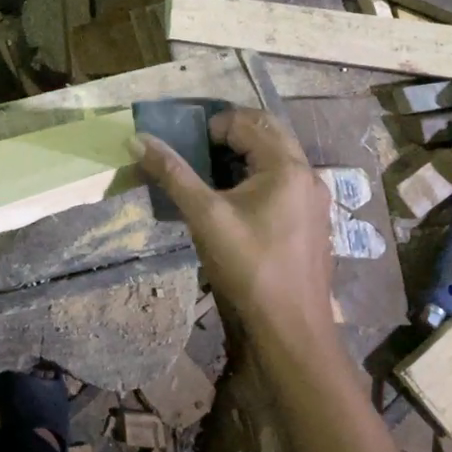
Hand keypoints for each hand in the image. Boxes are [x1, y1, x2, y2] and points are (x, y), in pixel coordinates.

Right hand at [129, 108, 332, 326]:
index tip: (186, 147)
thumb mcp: (204, 215)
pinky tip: (231, 199)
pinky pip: (282, 178)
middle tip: (196, 148)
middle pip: (267, 131)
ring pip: (276, 155)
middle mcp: (307, 175)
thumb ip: (172, 172)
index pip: (246, 122)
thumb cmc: (249, 266)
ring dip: (242, 152)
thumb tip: (138, 139)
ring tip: (208, 172)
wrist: (292, 330)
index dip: (211, 127)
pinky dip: (255, 173)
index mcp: (286, 167)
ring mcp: (313, 199)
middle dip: (229, 132)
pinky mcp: (310, 219)